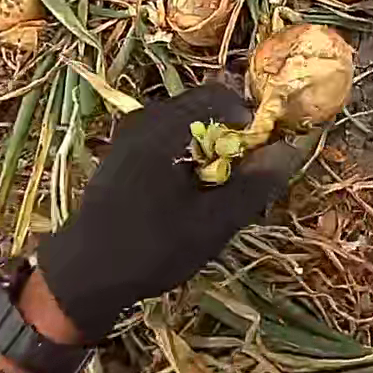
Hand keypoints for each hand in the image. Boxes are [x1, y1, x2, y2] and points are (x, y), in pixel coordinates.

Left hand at [36, 85, 303, 338]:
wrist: (82, 277)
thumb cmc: (151, 247)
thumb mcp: (213, 221)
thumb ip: (255, 182)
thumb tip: (291, 149)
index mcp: (164, 126)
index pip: (220, 95)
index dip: (249, 116)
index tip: (260, 150)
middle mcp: (144, 119)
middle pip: (202, 107)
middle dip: (230, 134)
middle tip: (243, 173)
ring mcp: (129, 134)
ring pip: (185, 123)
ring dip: (210, 146)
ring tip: (218, 186)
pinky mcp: (122, 151)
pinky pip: (167, 137)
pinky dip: (187, 153)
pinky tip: (189, 191)